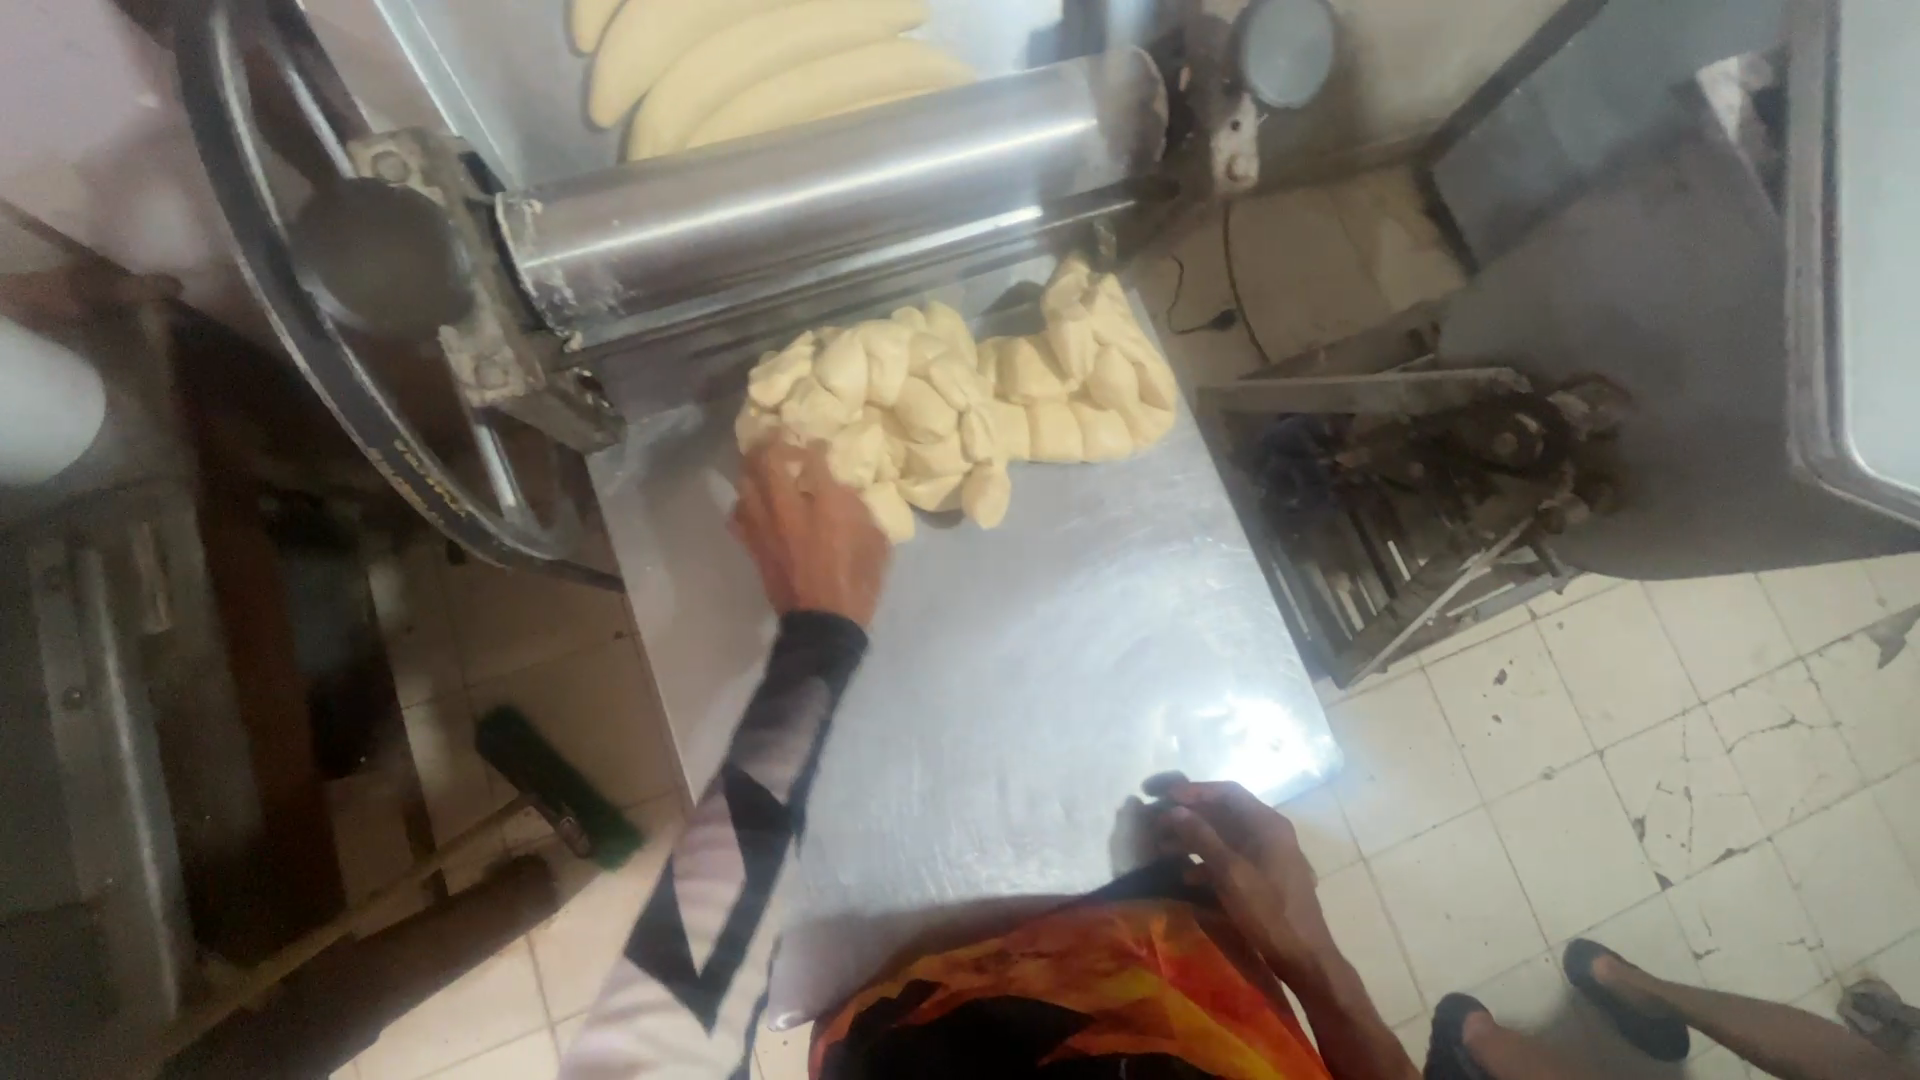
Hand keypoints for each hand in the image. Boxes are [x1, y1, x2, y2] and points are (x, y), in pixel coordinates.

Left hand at [730, 440, 890, 627]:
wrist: (823, 623)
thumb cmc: (857, 583)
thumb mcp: (877, 541)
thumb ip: (859, 508)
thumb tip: (842, 490)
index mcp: (828, 504)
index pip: (813, 457)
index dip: (814, 444)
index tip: (819, 443)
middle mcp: (790, 507)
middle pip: (769, 458)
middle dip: (774, 441)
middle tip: (781, 437)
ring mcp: (765, 525)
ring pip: (746, 480)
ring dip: (754, 466)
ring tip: (763, 462)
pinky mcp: (752, 544)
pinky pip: (737, 512)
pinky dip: (745, 501)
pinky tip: (754, 502)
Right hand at [1157, 780, 1337, 980]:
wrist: (1305, 959)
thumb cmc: (1268, 911)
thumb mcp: (1230, 872)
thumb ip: (1201, 837)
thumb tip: (1174, 809)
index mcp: (1266, 824)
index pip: (1226, 792)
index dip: (1193, 791)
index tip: (1164, 797)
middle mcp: (1269, 832)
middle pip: (1223, 813)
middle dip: (1189, 817)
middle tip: (1157, 824)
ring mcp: (1268, 855)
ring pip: (1224, 836)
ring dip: (1194, 839)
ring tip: (1163, 848)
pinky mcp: (1264, 876)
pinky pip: (1231, 857)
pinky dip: (1208, 861)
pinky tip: (1188, 875)